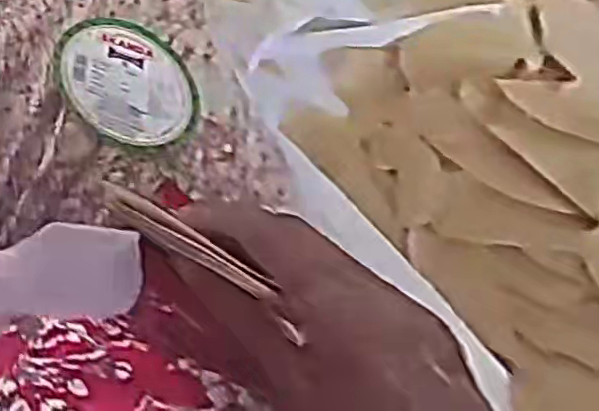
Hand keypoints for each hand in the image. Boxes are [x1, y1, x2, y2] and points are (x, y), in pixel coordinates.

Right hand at [169, 204, 489, 410]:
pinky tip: (284, 305)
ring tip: (228, 269)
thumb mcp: (287, 382)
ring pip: (324, 257)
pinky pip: (352, 285)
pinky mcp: (425, 336)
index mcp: (347, 298)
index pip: (268, 229)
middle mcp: (384, 292)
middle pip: (297, 236)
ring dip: (273, 256)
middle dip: (241, 232)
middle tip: (194, 241)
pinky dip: (308, 281)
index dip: (214, 217)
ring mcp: (411, 312)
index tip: (173, 221)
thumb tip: (187, 264)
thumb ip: (238, 318)